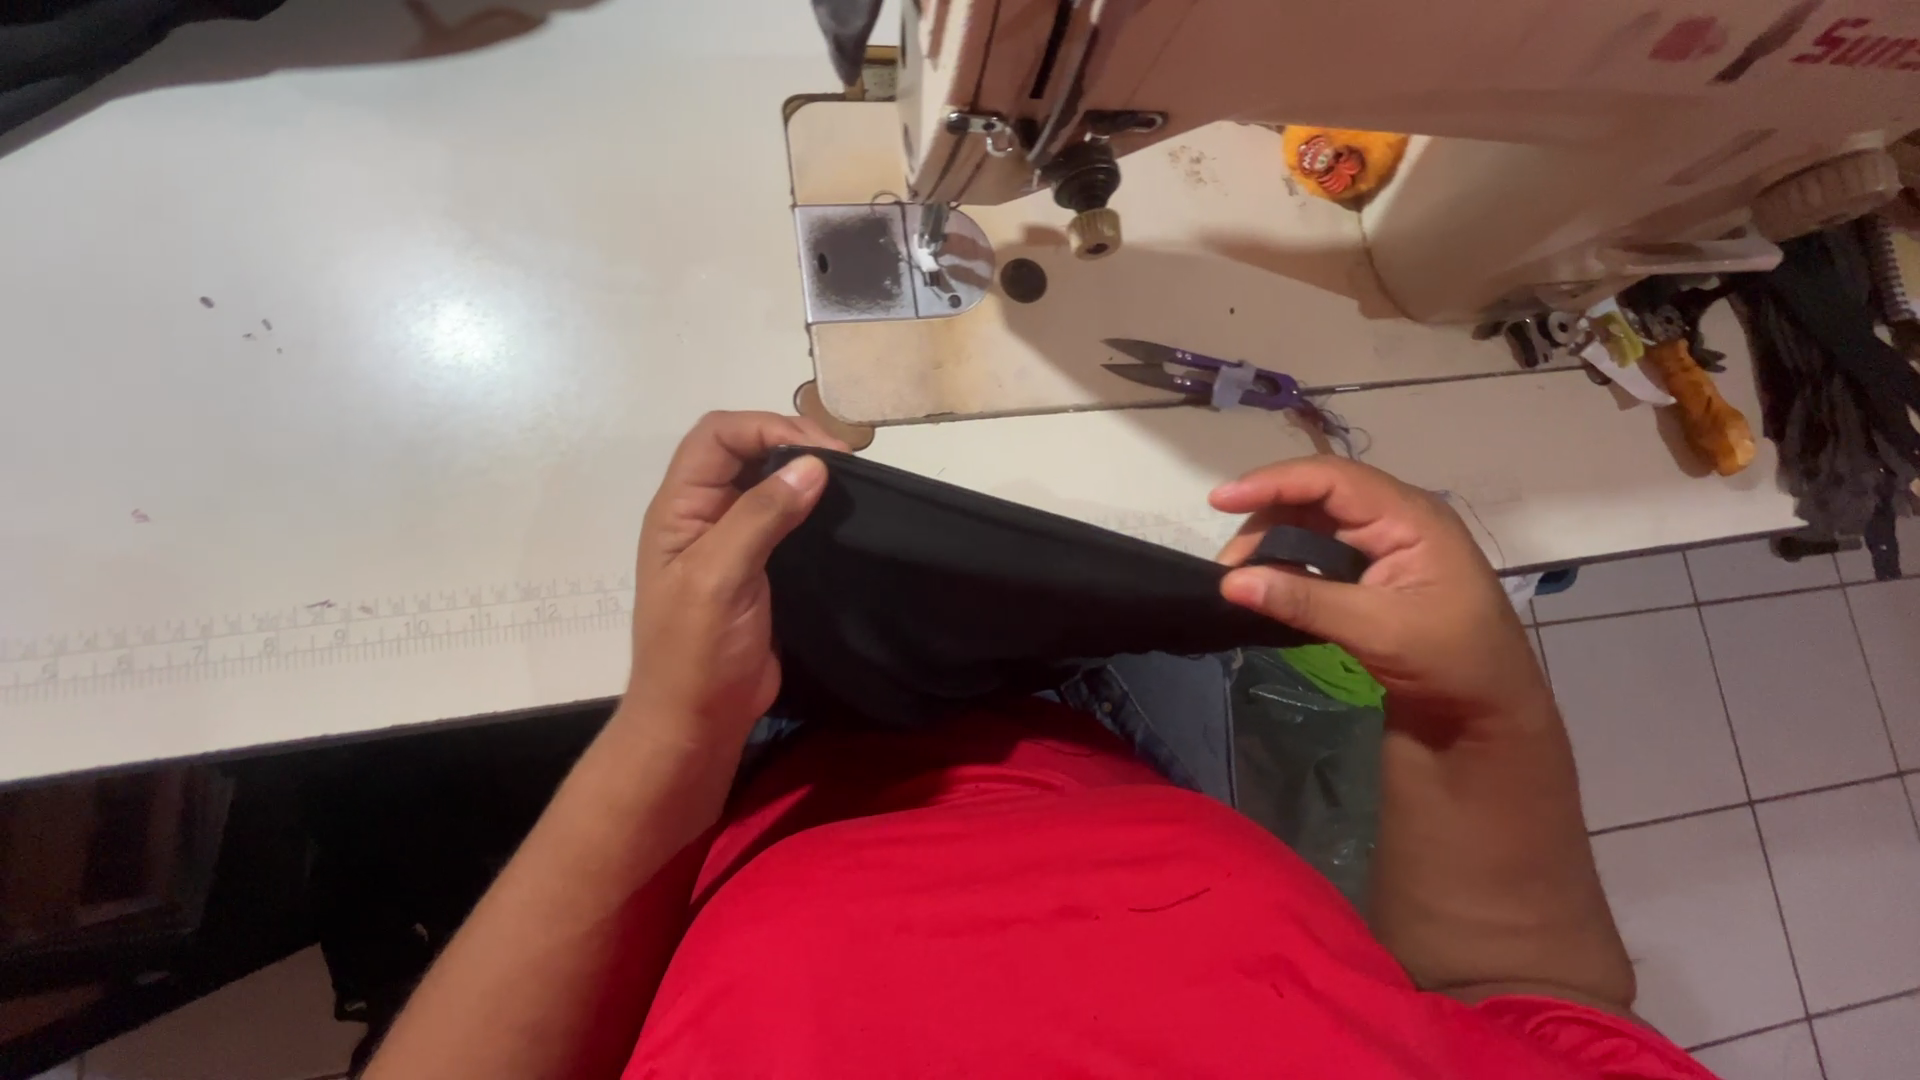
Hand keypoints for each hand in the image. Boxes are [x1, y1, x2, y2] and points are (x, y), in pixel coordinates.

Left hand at [624, 412, 846, 744]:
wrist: (699, 719)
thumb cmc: (696, 651)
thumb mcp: (720, 578)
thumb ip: (761, 517)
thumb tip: (813, 465)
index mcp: (679, 508)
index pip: (717, 437)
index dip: (767, 427)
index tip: (824, 450)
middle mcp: (704, 514)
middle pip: (744, 450)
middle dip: (793, 442)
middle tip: (846, 462)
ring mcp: (734, 541)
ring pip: (769, 483)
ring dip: (806, 474)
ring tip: (851, 481)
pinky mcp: (763, 567)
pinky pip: (787, 520)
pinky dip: (814, 508)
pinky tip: (841, 514)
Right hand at [1211, 457, 1546, 736]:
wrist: (1487, 716)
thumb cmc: (1452, 663)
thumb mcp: (1378, 630)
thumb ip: (1303, 601)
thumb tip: (1230, 582)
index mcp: (1410, 517)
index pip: (1331, 479)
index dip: (1273, 482)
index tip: (1221, 500)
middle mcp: (1392, 520)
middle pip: (1313, 498)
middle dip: (1264, 521)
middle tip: (1228, 566)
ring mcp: (1380, 545)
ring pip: (1308, 525)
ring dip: (1269, 546)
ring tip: (1239, 582)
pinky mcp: (1366, 572)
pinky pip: (1314, 553)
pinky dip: (1283, 566)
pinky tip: (1263, 586)